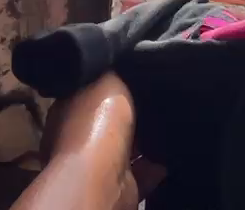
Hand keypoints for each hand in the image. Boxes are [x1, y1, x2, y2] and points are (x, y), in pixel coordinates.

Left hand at [31, 73, 163, 209]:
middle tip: (160, 87)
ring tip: (173, 113)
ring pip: (129, 142)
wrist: (102, 177)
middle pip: (112, 115)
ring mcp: (99, 162)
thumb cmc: (98, 120)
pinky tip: (174, 141)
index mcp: (70, 106)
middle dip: (134, 105)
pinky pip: (144, 166)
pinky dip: (159, 158)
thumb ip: (115, 69)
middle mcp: (81, 134)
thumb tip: (123, 60)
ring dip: (149, 133)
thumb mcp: (107, 75)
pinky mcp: (121, 183)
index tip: (136, 65)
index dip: (113, 77)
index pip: (92, 86)